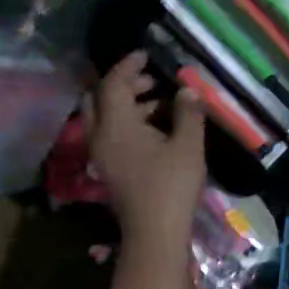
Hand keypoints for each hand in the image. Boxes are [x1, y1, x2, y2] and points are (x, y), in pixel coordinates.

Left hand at [87, 53, 205, 242]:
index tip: (146, 55)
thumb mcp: (188, 146)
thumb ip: (188, 113)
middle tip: (151, 80)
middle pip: (100, 99)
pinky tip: (155, 129)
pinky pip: (110, 134)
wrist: (155, 233)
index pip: (113, 84)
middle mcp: (100, 136)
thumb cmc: (172, 186)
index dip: (128, 66)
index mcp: (116, 125)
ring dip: (126, 104)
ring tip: (160, 103)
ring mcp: (102, 155)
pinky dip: (127, 122)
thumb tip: (189, 90)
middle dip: (123, 85)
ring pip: (104, 118)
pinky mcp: (109, 170)